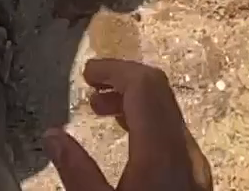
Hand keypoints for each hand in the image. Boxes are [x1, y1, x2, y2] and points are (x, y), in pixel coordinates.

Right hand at [46, 59, 211, 190]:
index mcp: (162, 153)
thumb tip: (52, 134)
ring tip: (99, 110)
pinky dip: (147, 121)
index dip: (115, 69)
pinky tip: (126, 137)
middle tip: (90, 85)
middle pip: (160, 92)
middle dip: (124, 79)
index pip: (145, 86)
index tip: (86, 72)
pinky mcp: (196, 182)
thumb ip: (77, 173)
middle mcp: (186, 152)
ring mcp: (195, 167)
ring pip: (168, 111)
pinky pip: (172, 133)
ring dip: (134, 100)